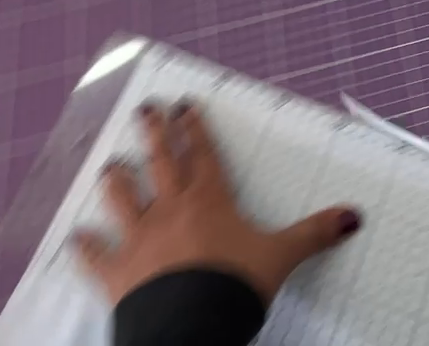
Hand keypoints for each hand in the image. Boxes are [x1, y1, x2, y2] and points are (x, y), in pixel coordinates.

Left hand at [72, 100, 362, 303]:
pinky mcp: (117, 275)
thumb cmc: (235, 287)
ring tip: (109, 165)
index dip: (193, 127)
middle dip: (152, 134)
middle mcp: (172, 211)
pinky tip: (75, 238)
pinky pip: (95, 258)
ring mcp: (140, 241)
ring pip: (122, 200)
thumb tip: (353, 216)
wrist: (191, 332)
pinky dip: (85, 248)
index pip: (201, 153)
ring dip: (115, 182)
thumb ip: (314, 233)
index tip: (183, 106)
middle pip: (160, 163)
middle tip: (144, 110)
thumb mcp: (281, 256)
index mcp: (210, 200)